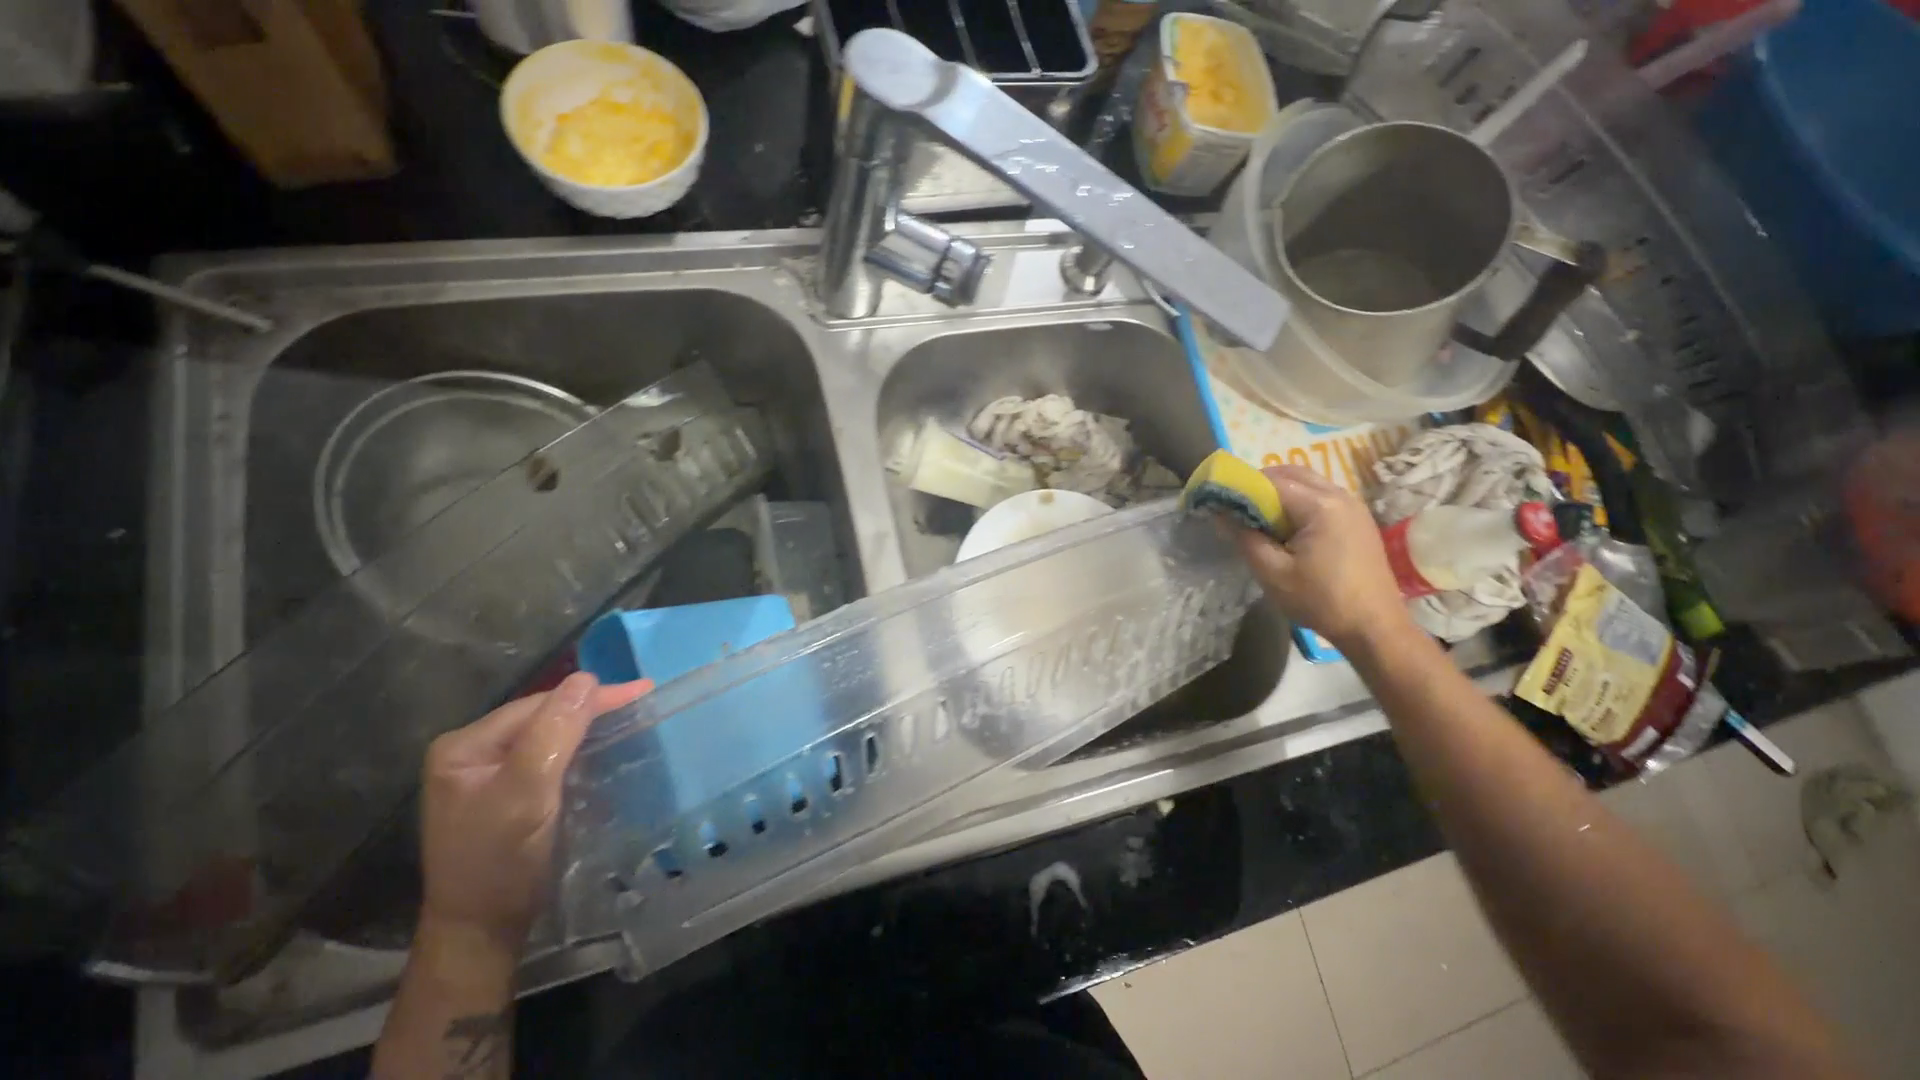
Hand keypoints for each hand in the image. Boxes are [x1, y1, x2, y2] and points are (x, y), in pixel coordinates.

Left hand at [418, 672, 651, 946]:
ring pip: (544, 740)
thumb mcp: (527, 793)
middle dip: (588, 710)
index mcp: (463, 746)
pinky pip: (544, 762)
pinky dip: (575, 754)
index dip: (589, 697)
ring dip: (584, 730)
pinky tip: (599, 752)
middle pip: (539, 719)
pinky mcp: (502, 800)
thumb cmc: (499, 863)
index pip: (536, 706)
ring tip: (627, 719)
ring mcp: (484, 779)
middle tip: (641, 701)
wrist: (480, 933)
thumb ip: (554, 734)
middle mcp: (469, 755)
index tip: (642, 690)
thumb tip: (586, 680)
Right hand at [1228, 465, 1410, 650]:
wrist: (1374, 627)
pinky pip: (1322, 497)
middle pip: (1292, 473)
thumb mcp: (1273, 573)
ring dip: (1282, 492)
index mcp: (1320, 505)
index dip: (1242, 488)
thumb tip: (1220, 513)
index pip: (1271, 481)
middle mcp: (1340, 495)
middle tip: (1239, 509)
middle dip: (1261, 485)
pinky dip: (1300, 502)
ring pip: (1309, 483)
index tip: (1220, 502)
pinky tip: (1289, 529)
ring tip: (1262, 521)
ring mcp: (1354, 506)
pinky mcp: (1359, 520)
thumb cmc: (1321, 601)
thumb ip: (1244, 538)